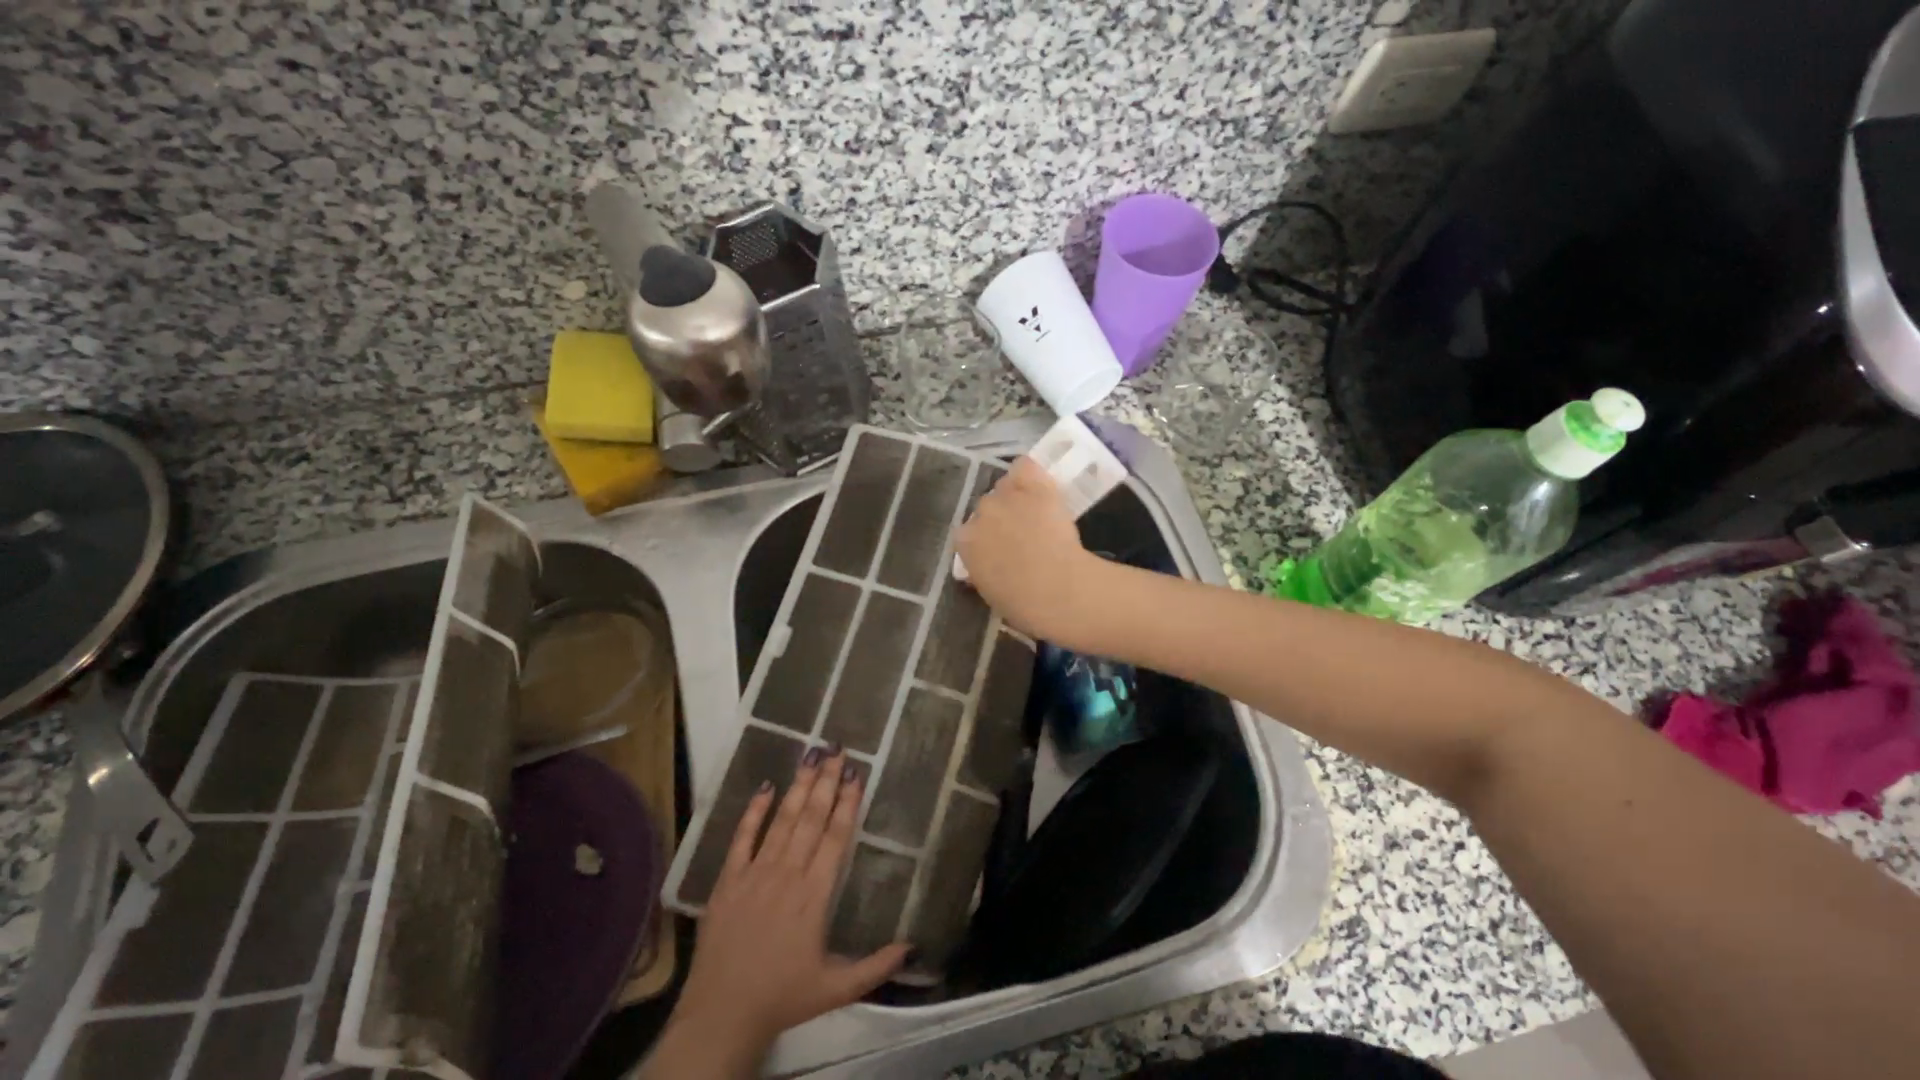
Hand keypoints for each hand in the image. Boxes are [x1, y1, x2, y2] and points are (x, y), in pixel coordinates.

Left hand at [672, 748, 908, 1050]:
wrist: (723, 1011)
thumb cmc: (783, 997)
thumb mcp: (838, 988)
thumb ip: (878, 966)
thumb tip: (914, 946)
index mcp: (815, 896)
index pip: (835, 840)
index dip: (847, 805)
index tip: (856, 776)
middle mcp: (787, 875)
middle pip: (810, 820)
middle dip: (826, 783)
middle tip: (837, 750)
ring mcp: (754, 875)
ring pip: (780, 822)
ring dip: (797, 788)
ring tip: (810, 757)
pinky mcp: (727, 881)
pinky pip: (741, 839)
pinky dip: (753, 812)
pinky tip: (764, 787)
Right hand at [955, 456, 1101, 641]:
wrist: (1059, 589)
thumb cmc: (1026, 604)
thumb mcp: (993, 593)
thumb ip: (985, 571)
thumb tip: (989, 566)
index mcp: (965, 543)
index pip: (968, 533)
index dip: (986, 540)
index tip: (1000, 550)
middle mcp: (980, 514)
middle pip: (986, 507)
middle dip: (999, 518)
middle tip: (1021, 534)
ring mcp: (1006, 497)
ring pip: (1004, 486)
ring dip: (1015, 496)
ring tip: (1034, 512)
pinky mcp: (1034, 487)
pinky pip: (1024, 467)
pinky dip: (1029, 474)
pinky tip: (1038, 485)